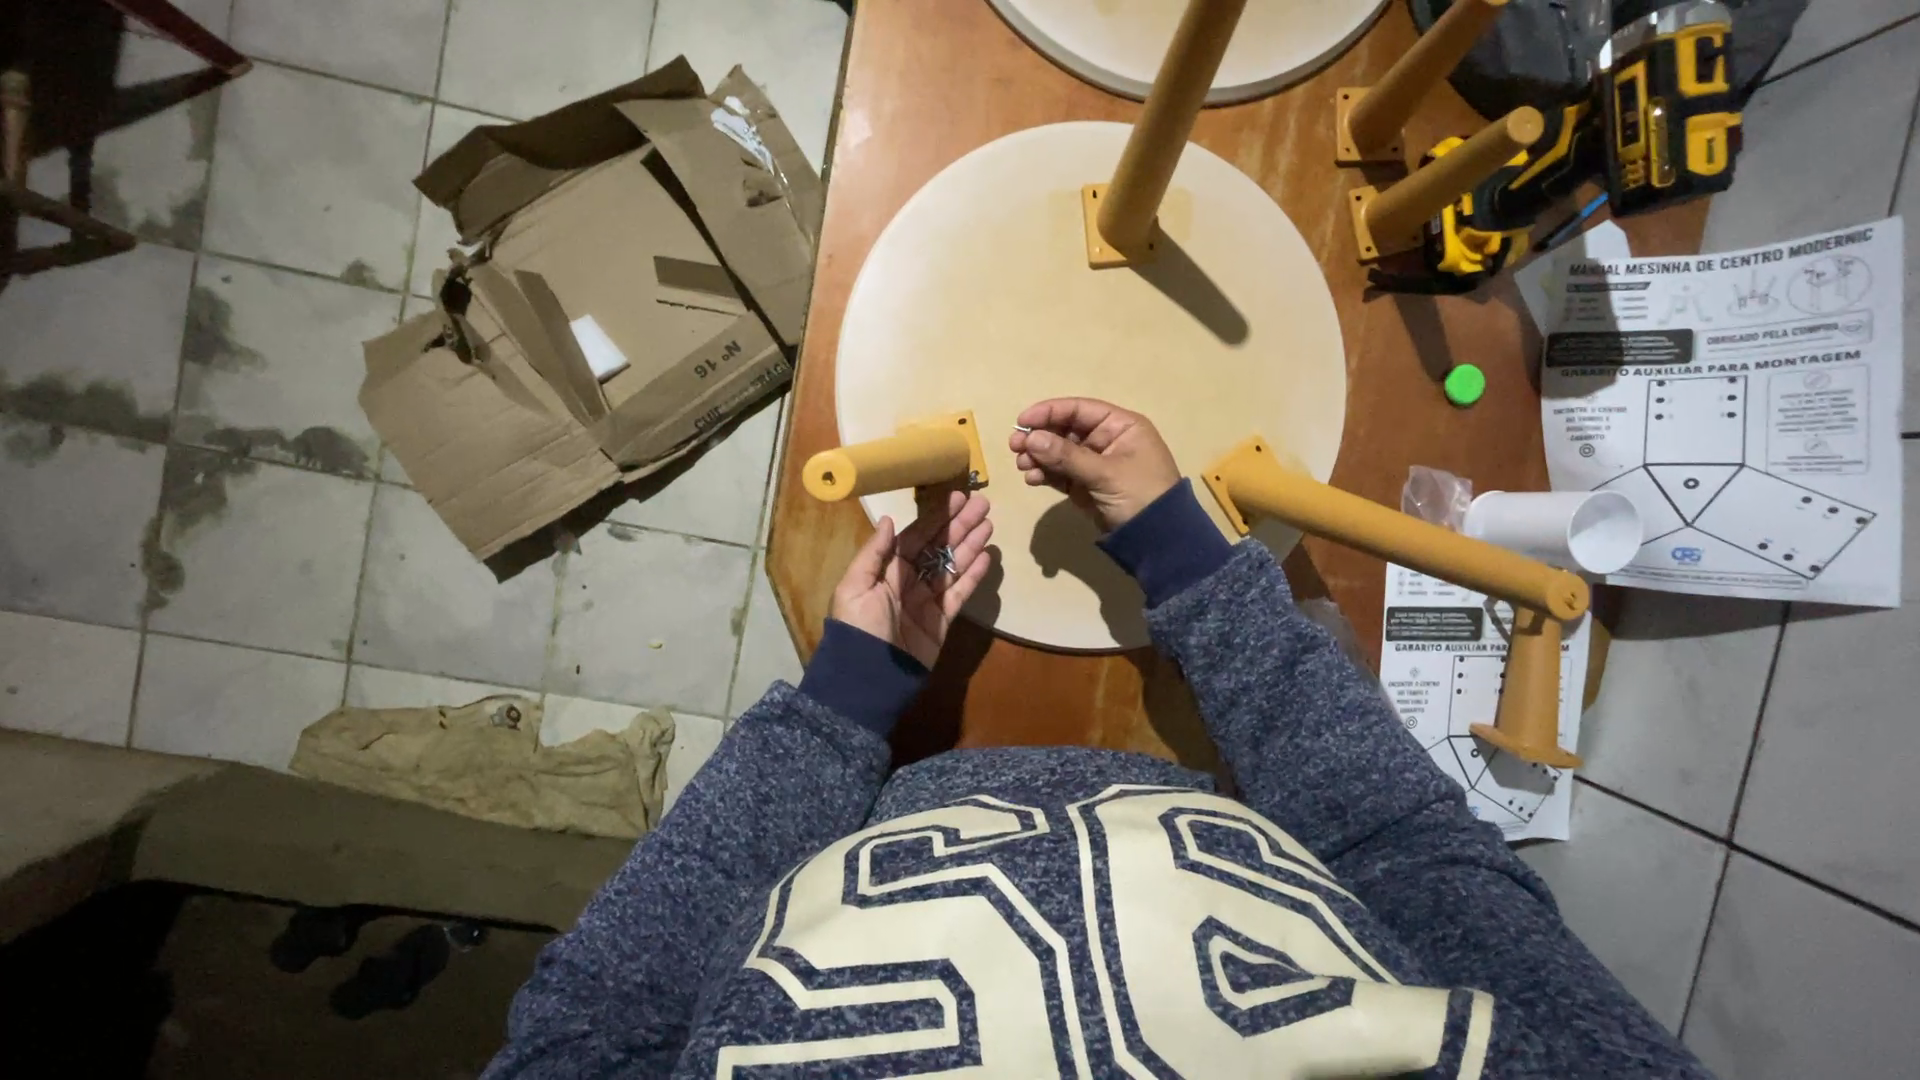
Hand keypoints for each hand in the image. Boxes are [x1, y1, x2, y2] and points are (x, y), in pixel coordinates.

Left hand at [830, 490, 993, 667]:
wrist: (869, 677)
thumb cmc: (859, 628)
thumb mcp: (855, 587)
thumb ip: (874, 553)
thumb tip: (889, 520)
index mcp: (886, 570)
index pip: (915, 537)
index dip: (936, 518)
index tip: (956, 498)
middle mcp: (908, 581)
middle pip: (938, 547)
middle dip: (959, 526)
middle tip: (982, 504)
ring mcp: (928, 600)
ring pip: (953, 566)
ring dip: (970, 544)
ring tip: (989, 524)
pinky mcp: (943, 620)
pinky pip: (961, 593)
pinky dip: (974, 575)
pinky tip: (987, 556)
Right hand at [1009, 398, 1180, 531]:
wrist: (1158, 539)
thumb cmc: (1140, 496)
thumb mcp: (1105, 473)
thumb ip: (1066, 456)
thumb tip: (1030, 438)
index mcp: (1120, 426)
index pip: (1079, 410)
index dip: (1049, 412)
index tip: (1022, 421)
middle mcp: (1106, 440)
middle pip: (1064, 430)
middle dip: (1039, 437)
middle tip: (1015, 446)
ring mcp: (1094, 464)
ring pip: (1058, 453)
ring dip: (1038, 457)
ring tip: (1022, 466)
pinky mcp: (1085, 486)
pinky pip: (1060, 474)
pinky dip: (1045, 475)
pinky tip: (1032, 479)